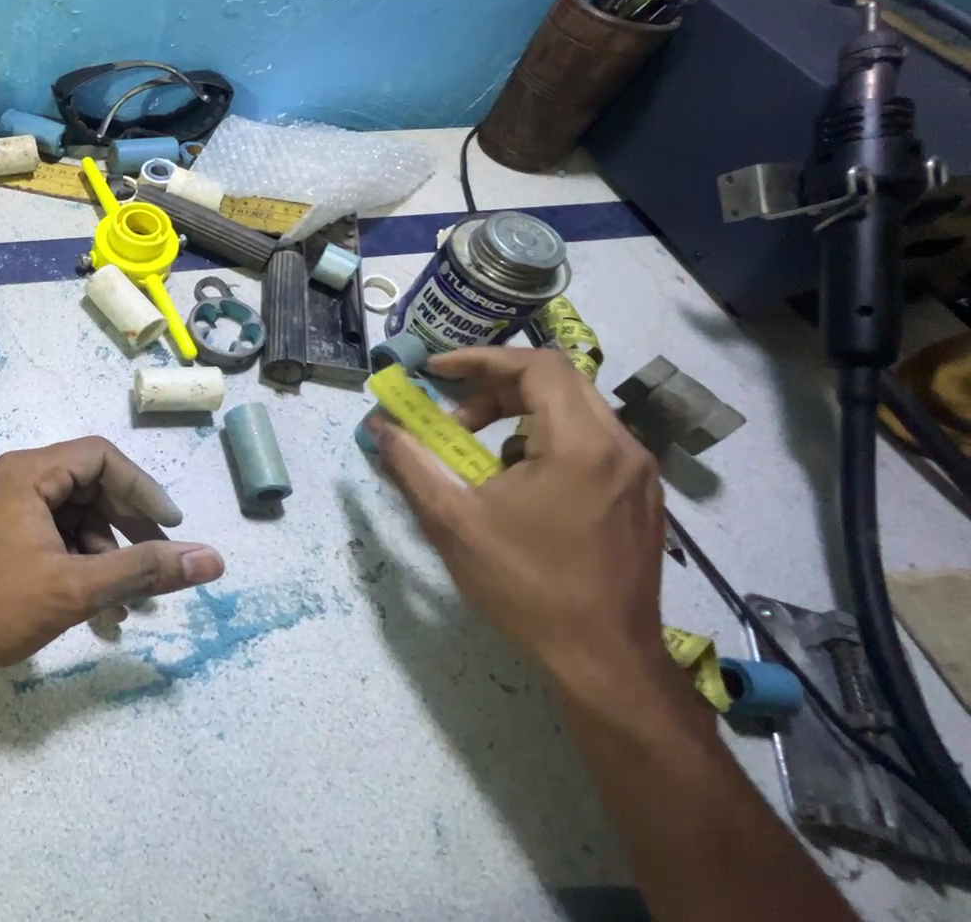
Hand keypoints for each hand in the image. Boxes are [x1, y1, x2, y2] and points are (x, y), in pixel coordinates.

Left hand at [0, 437, 224, 686]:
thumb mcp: (76, 588)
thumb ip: (145, 569)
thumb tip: (212, 559)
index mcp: (26, 472)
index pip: (102, 458)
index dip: (144, 491)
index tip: (172, 530)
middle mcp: (11, 477)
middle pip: (87, 486)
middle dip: (126, 530)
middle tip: (156, 569)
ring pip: (69, 517)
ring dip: (103, 556)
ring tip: (125, 605)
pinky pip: (47, 535)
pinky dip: (75, 564)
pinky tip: (94, 609)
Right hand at [369, 347, 667, 693]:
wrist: (603, 659)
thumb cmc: (525, 585)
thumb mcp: (452, 521)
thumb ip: (411, 464)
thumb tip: (378, 426)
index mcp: (581, 444)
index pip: (536, 365)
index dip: (479, 359)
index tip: (433, 372)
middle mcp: (622, 446)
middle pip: (557, 382)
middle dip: (493, 388)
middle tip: (449, 414)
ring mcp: (638, 473)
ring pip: (575, 413)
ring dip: (518, 416)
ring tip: (477, 455)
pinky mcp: (640, 498)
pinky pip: (590, 444)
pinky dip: (544, 443)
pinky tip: (516, 486)